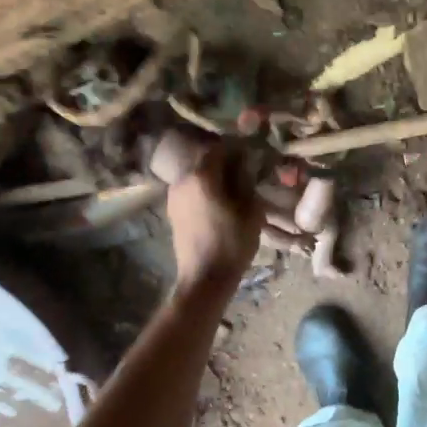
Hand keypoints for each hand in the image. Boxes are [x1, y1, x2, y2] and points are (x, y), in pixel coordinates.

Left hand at [164, 139, 261, 289]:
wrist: (204, 278)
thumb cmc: (231, 244)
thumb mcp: (251, 211)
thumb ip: (247, 182)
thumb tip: (246, 165)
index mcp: (201, 176)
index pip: (221, 148)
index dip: (239, 149)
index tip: (254, 155)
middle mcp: (182, 180)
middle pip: (207, 162)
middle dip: (226, 164)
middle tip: (246, 174)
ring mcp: (174, 197)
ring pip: (198, 178)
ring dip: (216, 180)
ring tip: (235, 192)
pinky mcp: (173, 212)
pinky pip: (192, 193)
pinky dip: (206, 193)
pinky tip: (220, 206)